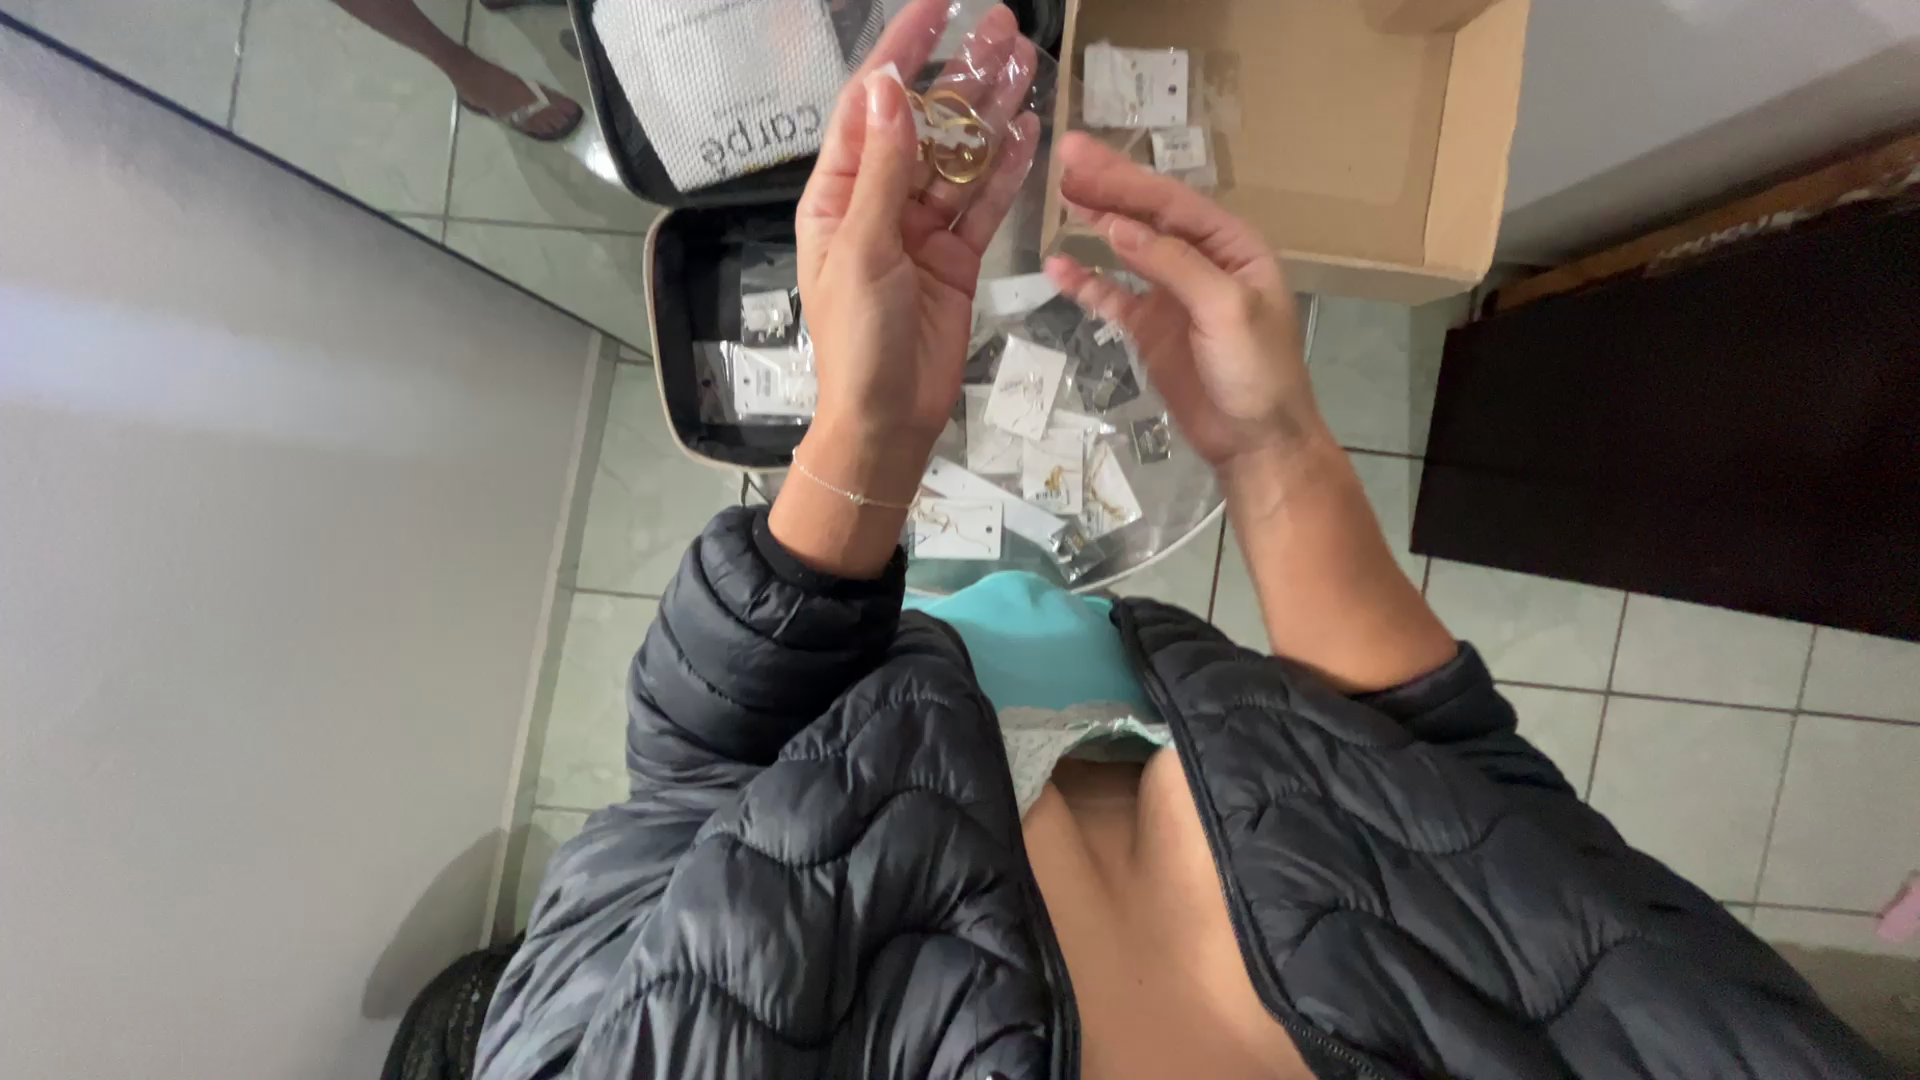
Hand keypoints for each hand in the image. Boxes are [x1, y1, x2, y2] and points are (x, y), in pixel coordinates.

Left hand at [795, 0, 1038, 470]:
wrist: (889, 416)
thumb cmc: (858, 341)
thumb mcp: (862, 250)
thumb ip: (881, 173)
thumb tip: (887, 90)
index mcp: (840, 198)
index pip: (869, 109)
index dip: (899, 54)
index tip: (934, 6)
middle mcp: (881, 205)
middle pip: (924, 127)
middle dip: (960, 78)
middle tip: (1003, 28)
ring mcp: (923, 232)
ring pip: (960, 162)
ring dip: (990, 117)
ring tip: (1025, 65)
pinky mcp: (957, 260)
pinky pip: (983, 207)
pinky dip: (1005, 174)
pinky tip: (1029, 135)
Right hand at [1043, 133, 1322, 469]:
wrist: (1254, 439)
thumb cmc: (1256, 370)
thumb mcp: (1225, 308)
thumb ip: (1172, 264)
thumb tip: (1117, 227)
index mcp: (1231, 246)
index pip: (1171, 203)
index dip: (1126, 180)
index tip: (1080, 161)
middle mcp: (1200, 262)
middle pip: (1147, 217)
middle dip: (1108, 189)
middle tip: (1064, 160)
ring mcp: (1171, 297)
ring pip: (1127, 252)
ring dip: (1096, 227)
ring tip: (1060, 199)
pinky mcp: (1150, 330)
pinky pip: (1114, 299)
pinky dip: (1088, 285)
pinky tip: (1059, 269)